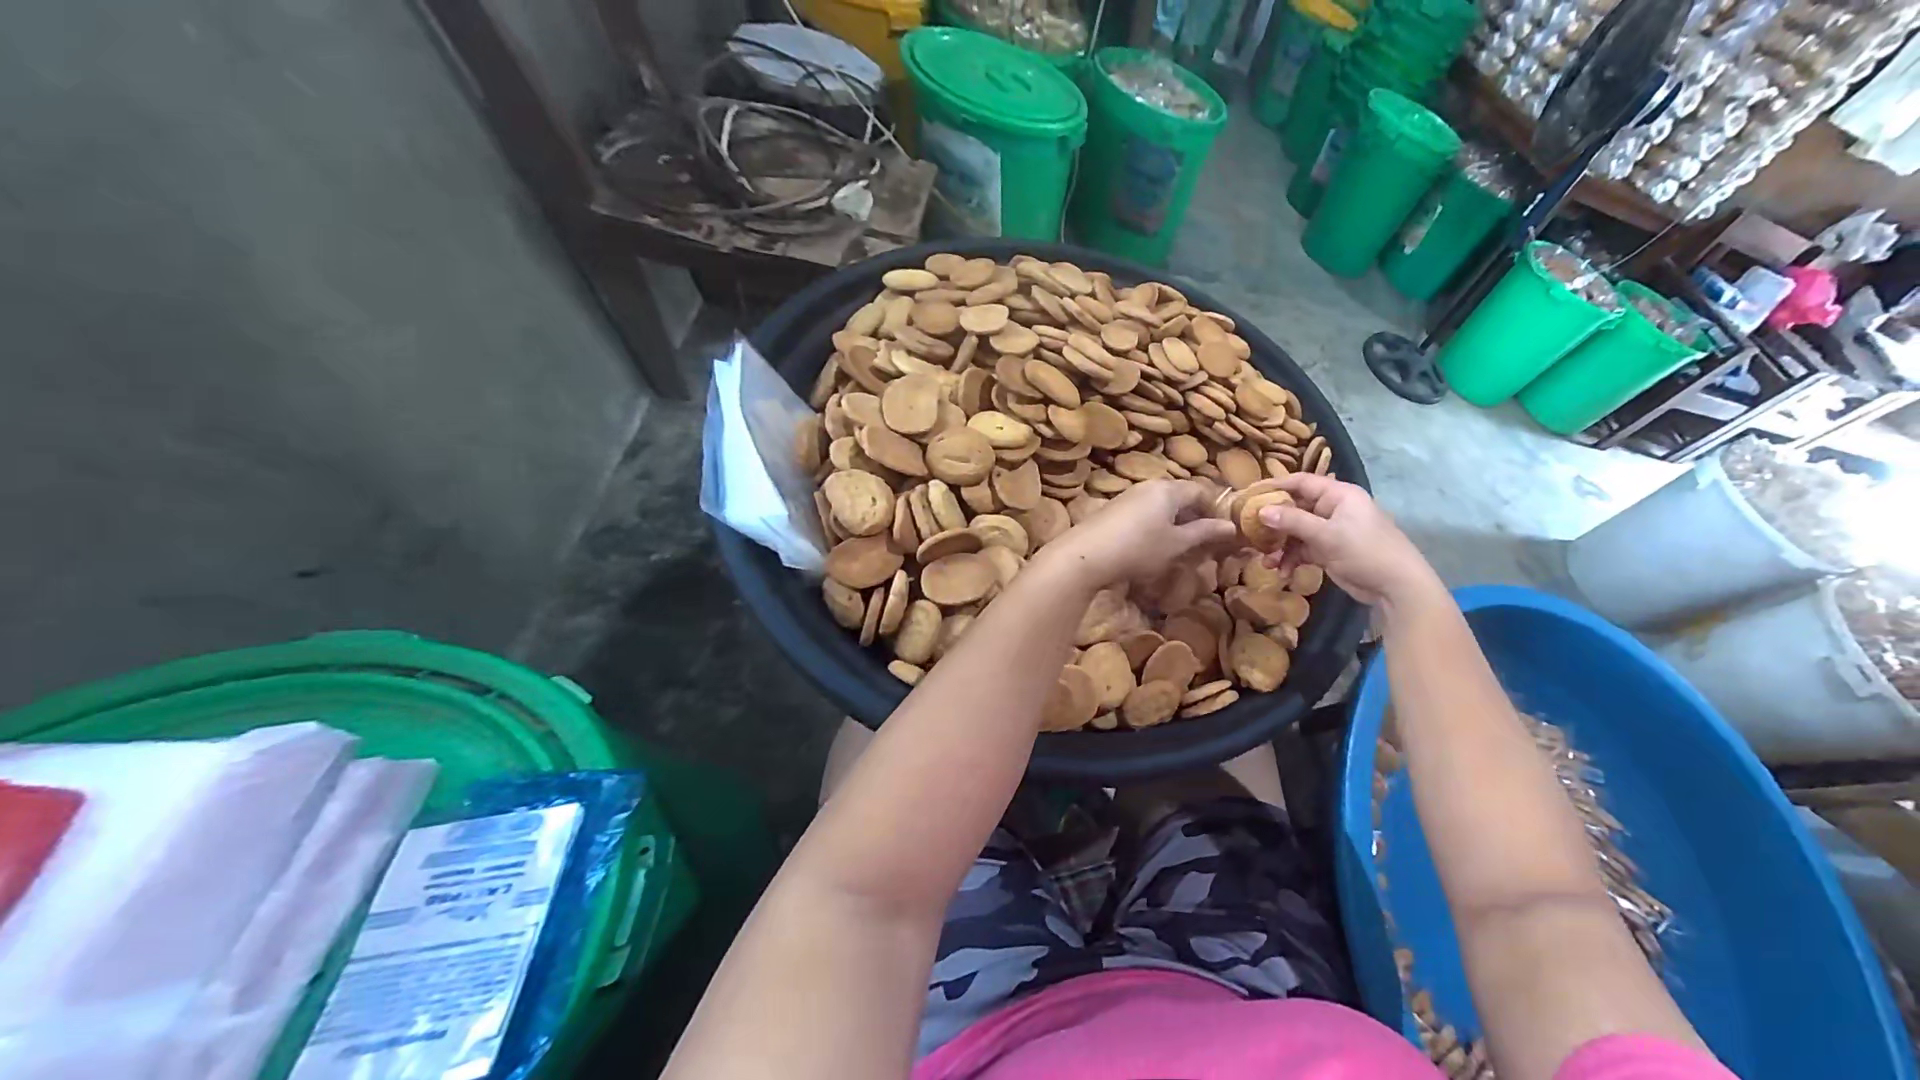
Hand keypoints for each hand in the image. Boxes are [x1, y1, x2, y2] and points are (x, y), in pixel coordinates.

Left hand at [1041, 480, 1238, 590]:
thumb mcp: (1176, 544)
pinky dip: (1155, 527)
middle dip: (1195, 518)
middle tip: (1205, 543)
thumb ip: (1204, 533)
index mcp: (1168, 489)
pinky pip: (1144, 514)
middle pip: (1180, 497)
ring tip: (1181, 548)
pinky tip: (1153, 548)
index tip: (1223, 532)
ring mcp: (1128, 497)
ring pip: (1161, 506)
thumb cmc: (1138, 548)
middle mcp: (1148, 486)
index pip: (1202, 490)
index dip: (1216, 509)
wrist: (1085, 555)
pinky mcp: (1113, 511)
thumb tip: (1230, 526)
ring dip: (1175, 524)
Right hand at [1257, 474, 1439, 605]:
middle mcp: (1334, 509)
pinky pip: (1302, 549)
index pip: (1301, 482)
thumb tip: (1260, 511)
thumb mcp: (1326, 535)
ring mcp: (1331, 530)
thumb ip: (1292, 521)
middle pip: (1295, 508)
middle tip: (1250, 532)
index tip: (1249, 494)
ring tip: (1267, 561)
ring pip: (1296, 532)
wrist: (1397, 587)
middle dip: (1273, 523)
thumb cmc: (1365, 551)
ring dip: (1280, 546)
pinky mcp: (1329, 550)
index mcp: (1339, 495)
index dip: (1275, 486)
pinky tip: (1283, 572)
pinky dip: (1291, 558)